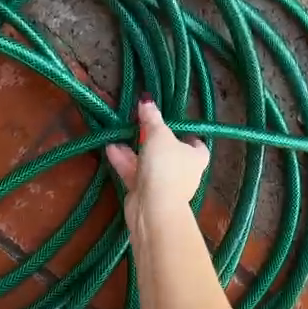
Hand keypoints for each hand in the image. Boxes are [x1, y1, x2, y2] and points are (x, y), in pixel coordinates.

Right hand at [104, 99, 209, 234]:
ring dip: (134, 148)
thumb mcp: (159, 135)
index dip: (187, 135)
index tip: (173, 124)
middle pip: (168, 151)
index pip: (197, 144)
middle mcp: (182, 171)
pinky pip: (134, 172)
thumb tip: (146, 100)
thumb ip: (152, 118)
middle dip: (152, 138)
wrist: (153, 209)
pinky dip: (124, 161)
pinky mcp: (144, 193)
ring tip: (119, 132)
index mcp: (195, 157)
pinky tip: (110, 148)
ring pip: (148, 162)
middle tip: (139, 123)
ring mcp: (163, 184)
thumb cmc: (165, 167)